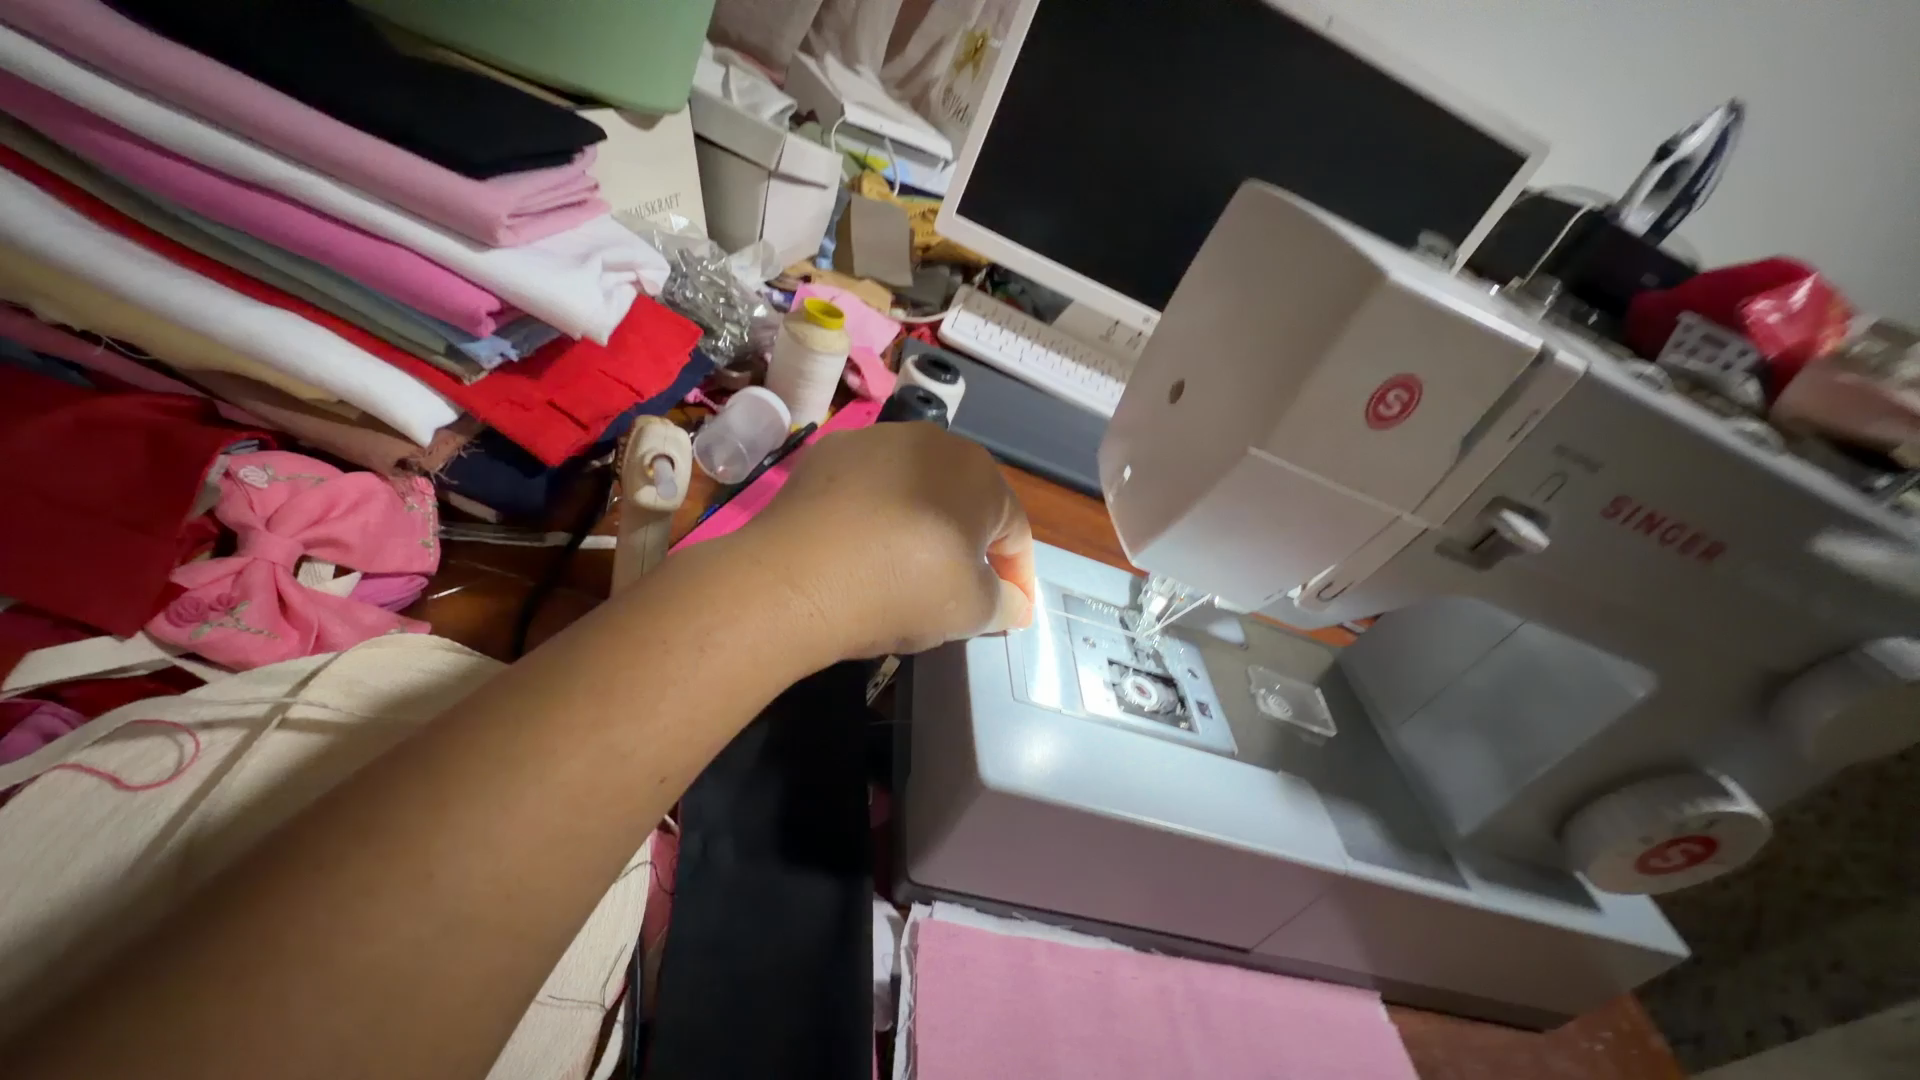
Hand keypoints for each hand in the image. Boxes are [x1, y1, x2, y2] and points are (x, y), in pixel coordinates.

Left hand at [745, 422, 1034, 657]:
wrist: (797, 578)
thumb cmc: (904, 590)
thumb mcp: (972, 611)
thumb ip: (1005, 603)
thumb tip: (1013, 602)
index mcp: (979, 473)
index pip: (1014, 531)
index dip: (1018, 576)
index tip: (1012, 610)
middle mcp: (932, 441)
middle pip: (964, 501)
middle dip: (969, 544)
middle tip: (959, 589)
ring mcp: (875, 441)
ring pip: (914, 488)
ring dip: (920, 523)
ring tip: (902, 569)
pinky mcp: (826, 454)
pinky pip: (867, 488)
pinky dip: (873, 514)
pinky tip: (857, 549)